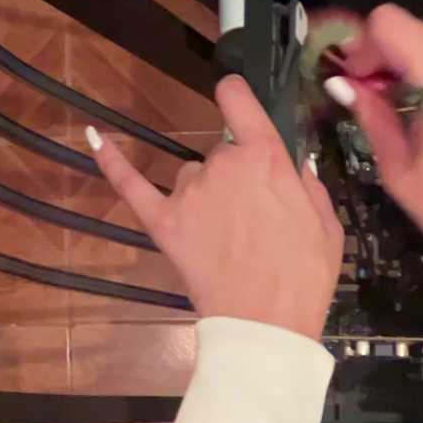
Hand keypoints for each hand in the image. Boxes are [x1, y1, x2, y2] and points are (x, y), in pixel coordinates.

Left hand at [87, 75, 343, 339]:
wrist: (266, 326)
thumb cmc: (305, 279)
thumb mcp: (327, 229)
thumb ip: (309, 188)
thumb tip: (294, 167)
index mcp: (266, 159)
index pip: (239, 102)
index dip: (237, 96)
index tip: (236, 99)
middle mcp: (223, 164)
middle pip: (222, 152)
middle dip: (238, 175)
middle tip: (256, 219)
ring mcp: (188, 192)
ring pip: (192, 176)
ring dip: (206, 193)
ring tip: (225, 237)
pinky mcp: (163, 221)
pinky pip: (132, 184)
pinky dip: (113, 161)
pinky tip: (95, 138)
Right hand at [332, 5, 422, 256]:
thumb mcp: (399, 170)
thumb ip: (371, 118)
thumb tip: (345, 87)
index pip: (388, 23)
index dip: (362, 47)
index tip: (353, 79)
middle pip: (409, 27)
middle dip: (381, 55)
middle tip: (367, 94)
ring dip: (404, 64)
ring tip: (393, 106)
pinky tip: (420, 110)